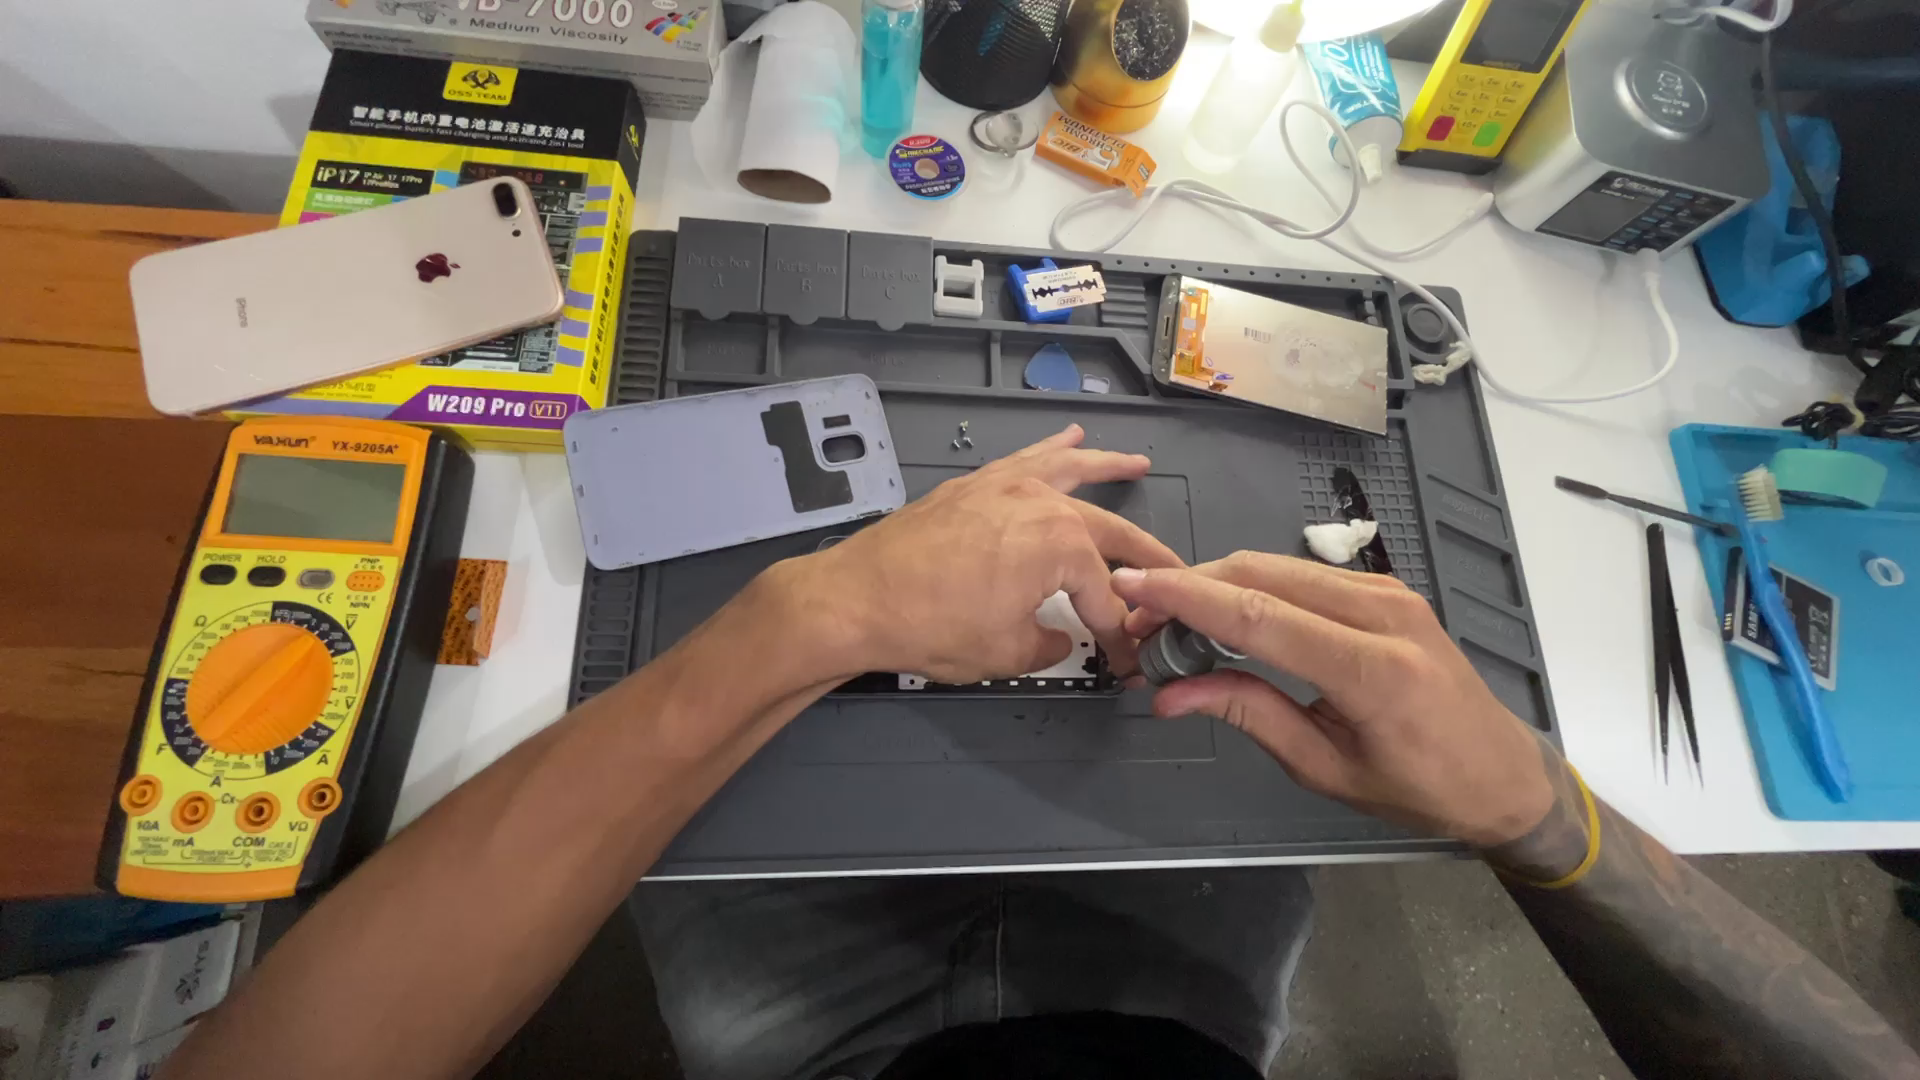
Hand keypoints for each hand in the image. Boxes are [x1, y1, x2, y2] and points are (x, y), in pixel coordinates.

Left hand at [798, 425, 1183, 684]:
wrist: (856, 598)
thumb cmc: (931, 626)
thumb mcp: (1005, 653)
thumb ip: (1049, 646)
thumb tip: (1061, 640)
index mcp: (1061, 546)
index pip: (1105, 598)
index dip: (1118, 636)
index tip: (1122, 661)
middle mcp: (1042, 504)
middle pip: (1107, 533)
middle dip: (1144, 559)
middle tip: (1175, 572)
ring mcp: (1006, 487)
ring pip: (1071, 472)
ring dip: (1107, 468)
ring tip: (1136, 463)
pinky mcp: (976, 484)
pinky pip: (1026, 459)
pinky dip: (1051, 450)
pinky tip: (1067, 439)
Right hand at [1110, 553, 1553, 846]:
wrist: (1506, 772)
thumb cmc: (1419, 787)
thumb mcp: (1325, 768)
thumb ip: (1248, 715)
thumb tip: (1167, 694)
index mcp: (1373, 671)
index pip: (1258, 615)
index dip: (1186, 597)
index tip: (1131, 586)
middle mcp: (1382, 614)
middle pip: (1260, 575)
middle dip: (1189, 588)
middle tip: (1140, 618)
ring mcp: (1386, 591)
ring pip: (1274, 564)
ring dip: (1214, 583)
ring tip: (1171, 617)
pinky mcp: (1383, 586)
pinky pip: (1298, 572)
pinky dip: (1248, 584)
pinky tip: (1223, 609)